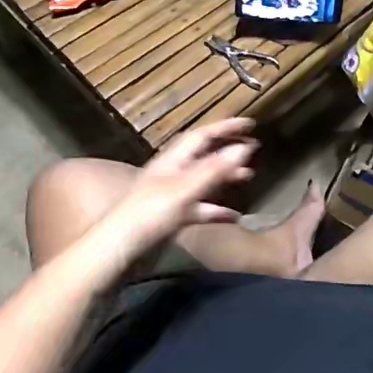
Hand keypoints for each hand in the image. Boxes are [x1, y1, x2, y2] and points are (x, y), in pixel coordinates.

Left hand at [99, 118, 258, 252]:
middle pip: (203, 154)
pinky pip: (199, 208)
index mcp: (172, 161)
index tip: (250, 124)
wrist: (120, 248)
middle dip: (227, 148)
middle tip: (252, 147)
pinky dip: (217, 210)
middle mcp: (171, 173)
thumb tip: (244, 148)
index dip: (225, 127)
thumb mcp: (184, 190)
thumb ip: (214, 170)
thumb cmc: (149, 214)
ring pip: (203, 180)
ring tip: (247, 175)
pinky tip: (233, 216)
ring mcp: (171, 195)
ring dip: (224, 176)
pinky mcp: (171, 217)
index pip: (202, 136)